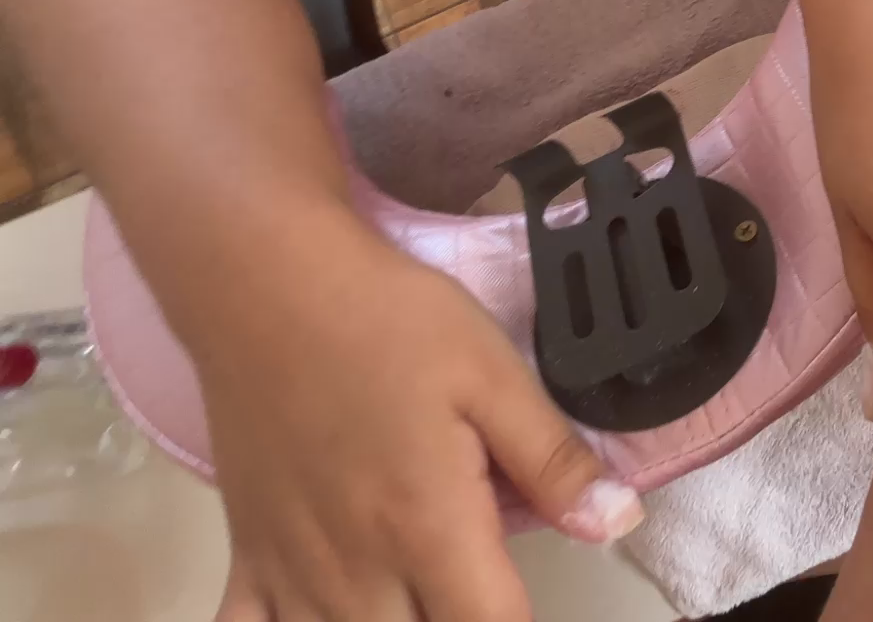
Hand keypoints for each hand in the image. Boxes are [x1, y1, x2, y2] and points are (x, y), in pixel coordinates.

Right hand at [199, 219, 640, 621]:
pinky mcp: (243, 554)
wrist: (277, 295)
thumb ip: (554, 462)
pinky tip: (340, 606)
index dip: (528, 620)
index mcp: (428, 526)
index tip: (547, 597)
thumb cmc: (404, 329)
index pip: (492, 621)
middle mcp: (352, 571)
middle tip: (494, 585)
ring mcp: (286, 571)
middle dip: (469, 620)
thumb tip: (618, 522)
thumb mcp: (499, 381)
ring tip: (438, 589)